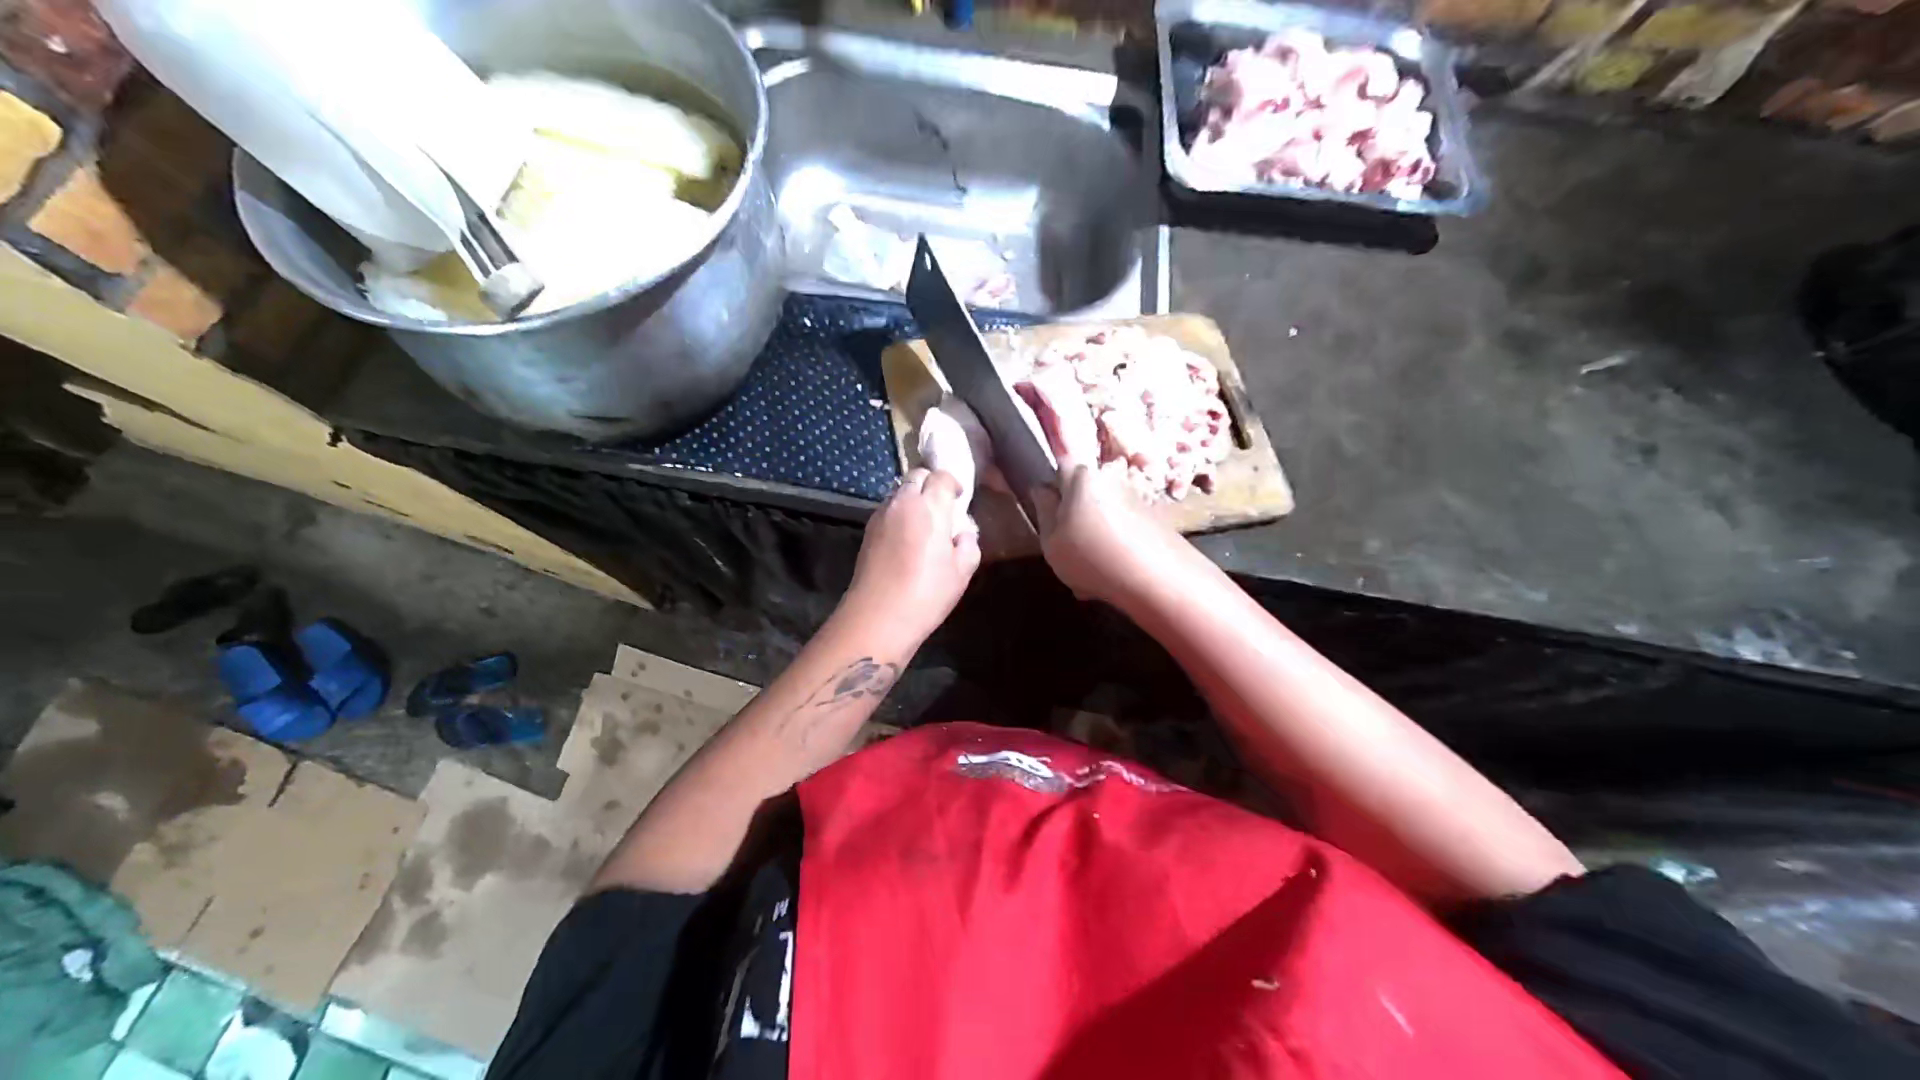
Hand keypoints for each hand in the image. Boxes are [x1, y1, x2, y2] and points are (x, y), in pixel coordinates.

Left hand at [843, 468, 981, 640]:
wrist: (877, 617)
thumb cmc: (926, 594)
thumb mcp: (962, 572)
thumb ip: (968, 543)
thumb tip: (962, 533)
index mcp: (930, 507)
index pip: (941, 476)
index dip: (952, 483)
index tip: (959, 499)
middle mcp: (903, 502)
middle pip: (916, 475)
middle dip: (931, 484)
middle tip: (942, 507)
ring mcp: (881, 514)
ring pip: (899, 491)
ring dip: (913, 498)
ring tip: (924, 523)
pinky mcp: (867, 530)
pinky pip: (888, 508)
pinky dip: (899, 512)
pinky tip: (906, 538)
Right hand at [1018, 374, 1185, 606]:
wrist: (1160, 582)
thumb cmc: (1094, 557)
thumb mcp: (1052, 540)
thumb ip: (1044, 509)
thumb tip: (1041, 487)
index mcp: (1079, 474)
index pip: (1056, 431)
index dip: (1042, 404)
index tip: (1028, 381)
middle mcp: (1108, 475)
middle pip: (1077, 485)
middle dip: (1068, 512)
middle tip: (1063, 547)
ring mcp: (1133, 495)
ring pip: (1097, 512)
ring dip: (1089, 537)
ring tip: (1086, 572)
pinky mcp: (1150, 517)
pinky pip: (1116, 528)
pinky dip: (1108, 548)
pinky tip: (1107, 574)